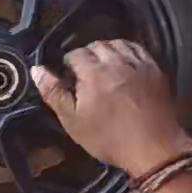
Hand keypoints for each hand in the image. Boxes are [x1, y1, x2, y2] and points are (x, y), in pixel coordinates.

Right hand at [31, 40, 191, 177]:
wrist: (153, 148)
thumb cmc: (109, 138)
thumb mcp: (73, 121)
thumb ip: (54, 93)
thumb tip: (37, 70)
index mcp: (93, 72)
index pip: (75, 54)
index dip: (68, 65)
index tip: (69, 79)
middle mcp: (116, 61)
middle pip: (97, 45)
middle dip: (87, 56)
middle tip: (84, 75)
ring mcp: (138, 64)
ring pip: (118, 43)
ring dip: (107, 51)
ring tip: (103, 68)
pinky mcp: (155, 70)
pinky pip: (138, 50)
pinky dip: (127, 52)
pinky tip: (123, 66)